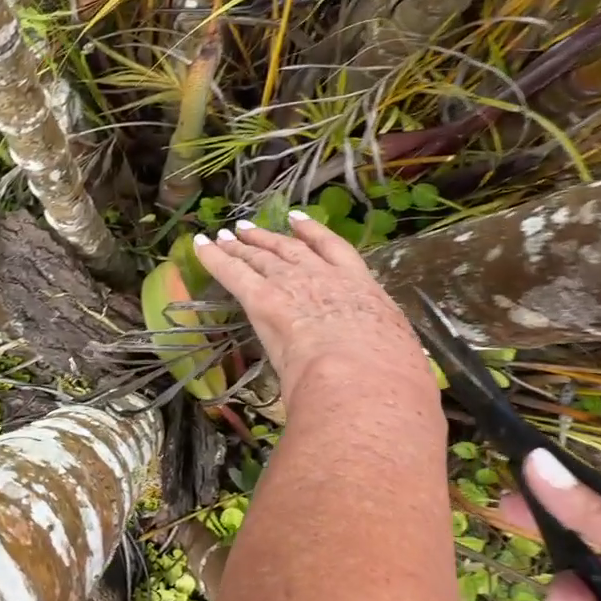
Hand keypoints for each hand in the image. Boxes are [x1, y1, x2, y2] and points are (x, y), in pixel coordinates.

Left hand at [190, 212, 430, 402]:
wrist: (361, 378)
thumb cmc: (392, 380)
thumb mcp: (400, 356)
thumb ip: (386, 349)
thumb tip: (391, 363)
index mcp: (363, 291)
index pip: (336, 251)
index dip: (314, 233)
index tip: (298, 220)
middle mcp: (325, 277)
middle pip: (289, 250)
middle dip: (267, 238)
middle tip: (247, 228)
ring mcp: (291, 284)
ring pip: (259, 257)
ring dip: (240, 245)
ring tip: (225, 236)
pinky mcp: (260, 296)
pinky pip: (230, 270)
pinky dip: (212, 256)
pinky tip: (200, 245)